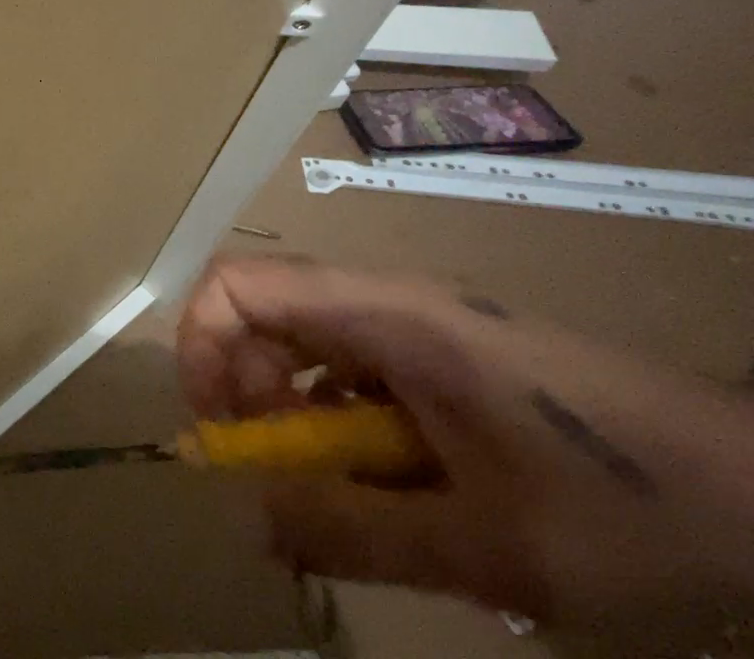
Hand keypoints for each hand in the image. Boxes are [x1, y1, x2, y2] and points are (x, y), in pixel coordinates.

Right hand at [176, 255, 753, 628]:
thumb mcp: (484, 546)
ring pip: (307, 343)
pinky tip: (395, 480)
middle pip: (263, 312)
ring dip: (293, 411)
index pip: (238, 285)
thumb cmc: (631, 510)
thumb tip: (246, 522)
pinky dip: (342, 421)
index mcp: (390, 318)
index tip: (222, 427)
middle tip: (280, 466)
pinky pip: (357, 370)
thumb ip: (350, 533)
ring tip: (341, 486)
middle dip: (244, 389)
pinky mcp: (454, 355)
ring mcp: (427, 327)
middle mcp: (396, 303)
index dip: (200, 345)